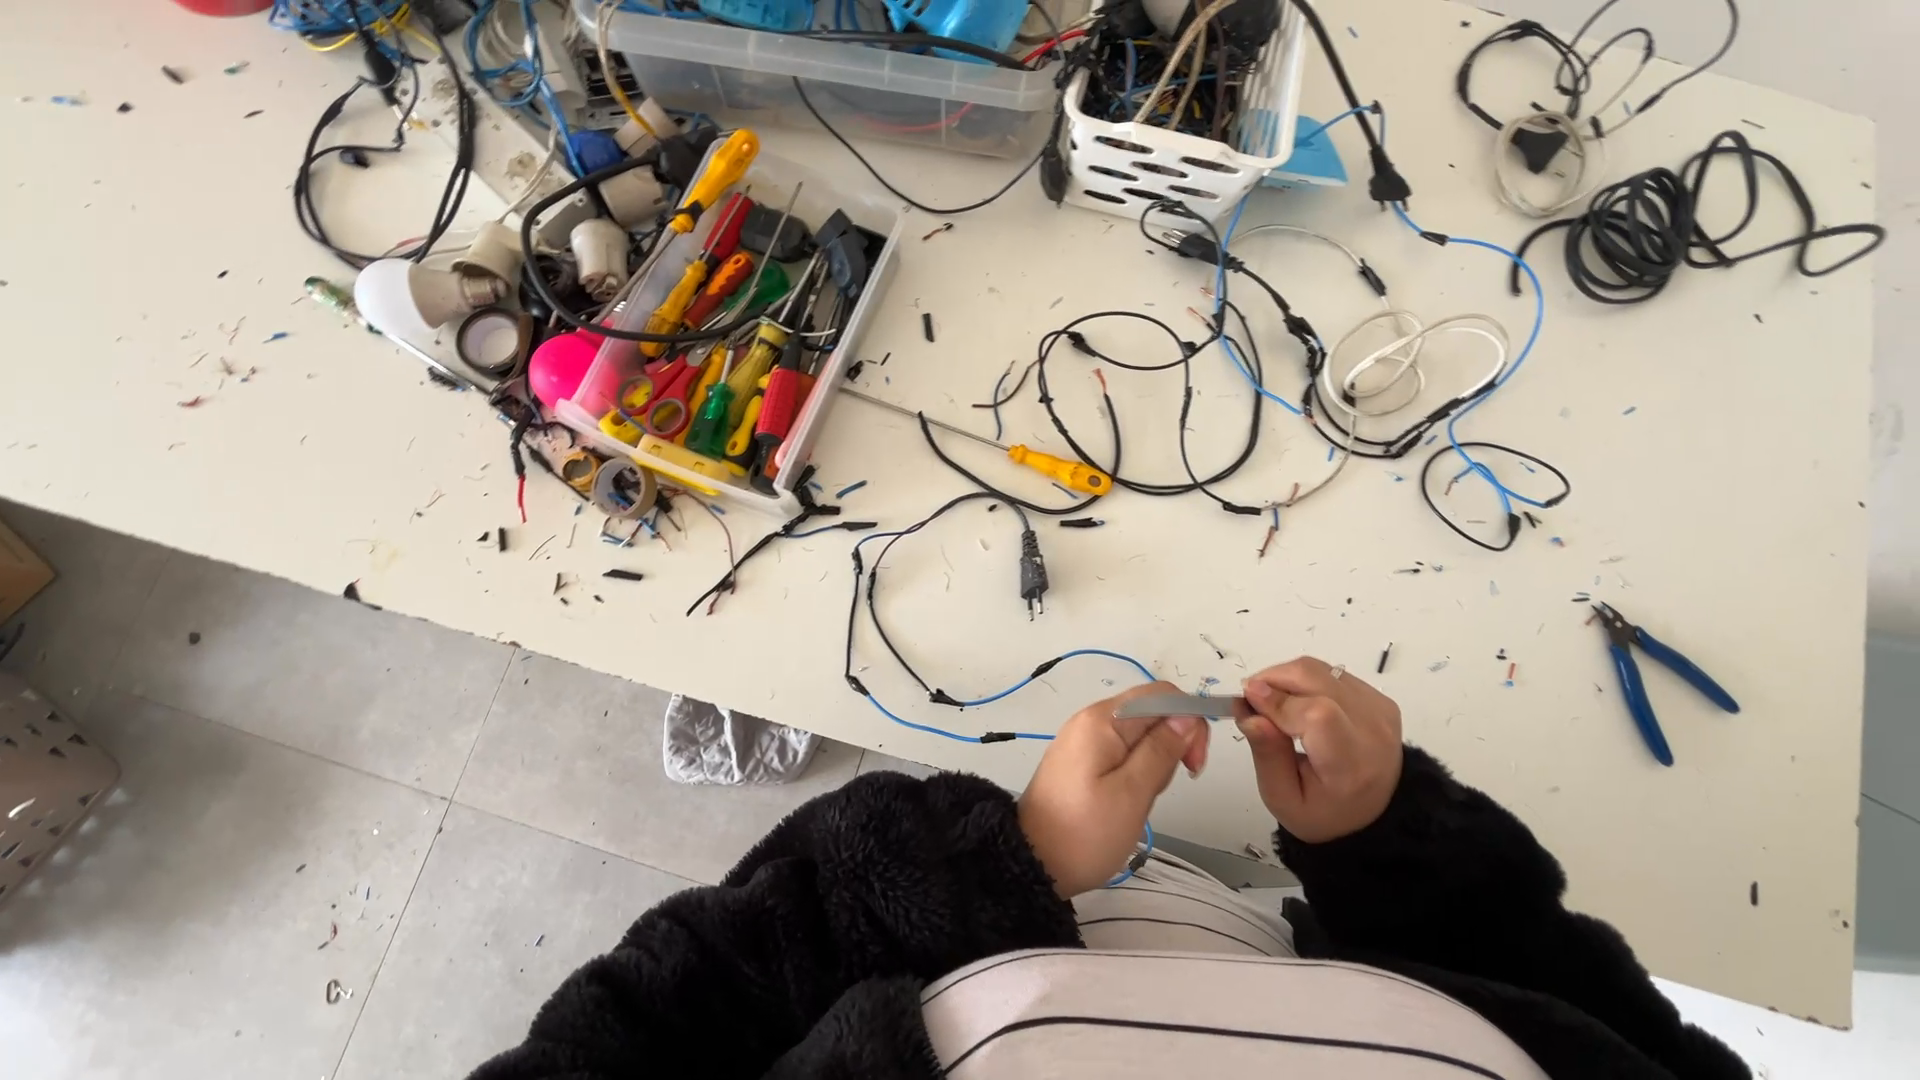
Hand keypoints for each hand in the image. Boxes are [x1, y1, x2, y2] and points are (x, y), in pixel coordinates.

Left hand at [1019, 681, 1209, 897]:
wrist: (1034, 862)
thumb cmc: (1085, 832)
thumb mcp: (1132, 793)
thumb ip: (1161, 750)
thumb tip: (1187, 715)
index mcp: (1103, 720)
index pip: (1162, 695)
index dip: (1189, 721)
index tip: (1193, 764)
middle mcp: (1092, 720)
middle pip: (1151, 713)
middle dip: (1170, 746)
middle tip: (1158, 789)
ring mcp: (1085, 740)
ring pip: (1140, 736)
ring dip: (1154, 764)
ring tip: (1138, 800)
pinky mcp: (1083, 760)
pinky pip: (1122, 753)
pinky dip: (1135, 773)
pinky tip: (1127, 799)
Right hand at [1235, 657, 1402, 843]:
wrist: (1373, 813)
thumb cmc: (1321, 810)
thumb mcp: (1282, 798)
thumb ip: (1266, 753)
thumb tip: (1248, 709)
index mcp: (1350, 765)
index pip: (1317, 714)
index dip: (1277, 700)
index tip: (1246, 700)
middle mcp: (1373, 730)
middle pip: (1315, 679)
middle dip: (1272, 680)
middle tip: (1251, 701)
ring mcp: (1379, 710)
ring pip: (1318, 670)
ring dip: (1284, 679)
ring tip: (1272, 705)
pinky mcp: (1378, 698)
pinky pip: (1329, 673)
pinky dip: (1302, 681)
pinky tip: (1296, 704)